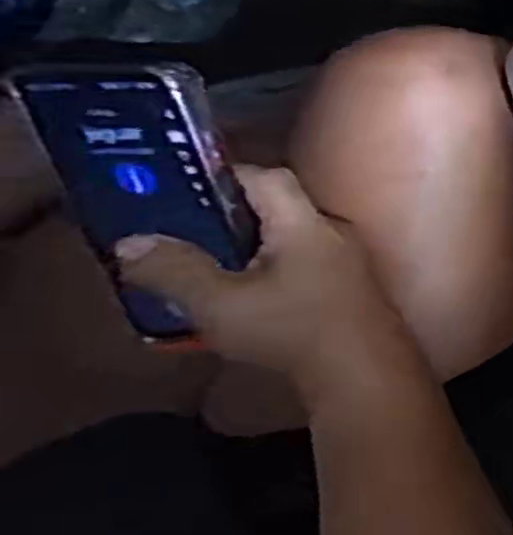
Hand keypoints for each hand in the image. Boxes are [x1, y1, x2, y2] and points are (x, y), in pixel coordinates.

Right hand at [114, 166, 414, 398]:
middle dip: (227, 212)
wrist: (357, 358)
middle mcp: (332, 228)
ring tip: (196, 259)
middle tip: (176, 227)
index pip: (269, 178)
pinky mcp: (346, 275)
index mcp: (306, 222)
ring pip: (288, 232)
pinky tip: (236, 286)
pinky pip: (300, 254)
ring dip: (245, 240)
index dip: (226, 175)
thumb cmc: (291, 325)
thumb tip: (133, 242)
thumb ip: (175, 270)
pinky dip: (265, 260)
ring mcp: (344, 251)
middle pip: (278, 204)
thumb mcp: (219, 302)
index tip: (179, 185)